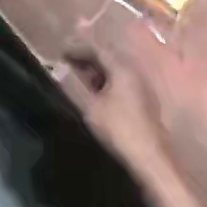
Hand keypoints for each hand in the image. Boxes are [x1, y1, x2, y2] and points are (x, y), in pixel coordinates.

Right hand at [53, 49, 174, 185]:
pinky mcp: (145, 100)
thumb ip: (73, 85)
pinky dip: (106, 81)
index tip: (61, 53)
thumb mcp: (90, 107)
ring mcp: (142, 86)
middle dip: (87, 58)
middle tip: (68, 63)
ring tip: (79, 78)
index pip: (98, 49)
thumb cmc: (118, 129)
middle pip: (109, 57)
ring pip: (116, 70)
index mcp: (122, 69)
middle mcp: (135, 72)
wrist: (149, 158)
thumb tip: (58, 69)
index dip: (78, 48)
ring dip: (96, 70)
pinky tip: (96, 93)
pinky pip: (122, 81)